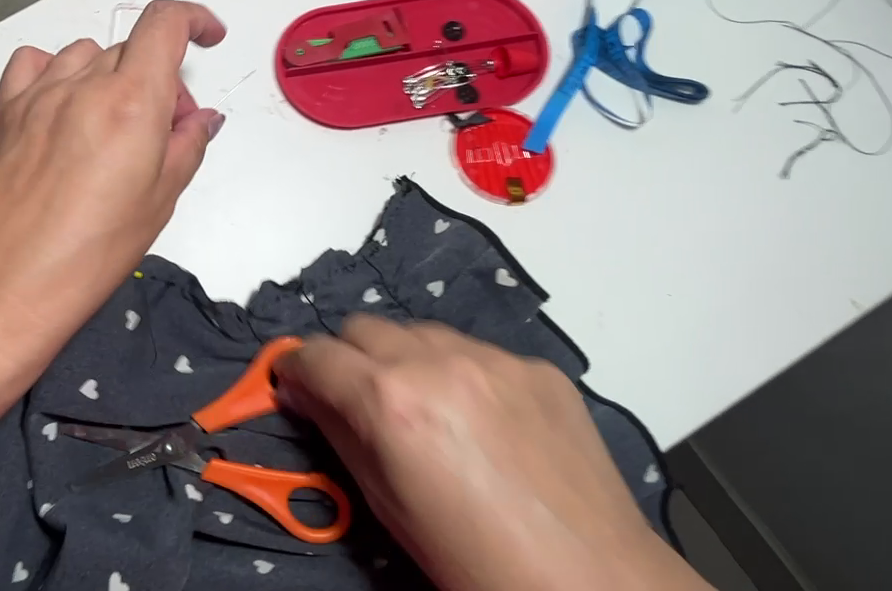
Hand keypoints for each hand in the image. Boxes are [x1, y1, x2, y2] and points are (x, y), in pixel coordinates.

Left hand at [0, 0, 226, 357]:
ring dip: (109, 76)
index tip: (206, 35)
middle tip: (161, 130)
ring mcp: (39, 93)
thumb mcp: (160, 200)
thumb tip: (202, 118)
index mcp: (131, 103)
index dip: (194, 19)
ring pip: (86, 53)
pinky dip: (57, 71)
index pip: (165, 24)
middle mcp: (83, 85)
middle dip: (157, 78)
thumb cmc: (88, 254)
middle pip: (131, 48)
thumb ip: (187, 144)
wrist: (10, 280)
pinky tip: (63, 105)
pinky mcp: (5, 107)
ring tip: (110, 125)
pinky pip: (34, 62)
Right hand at [275, 316, 707, 590]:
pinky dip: (461, 373)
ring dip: (404, 358)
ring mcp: (493, 358)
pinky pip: (476, 351)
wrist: (595, 586)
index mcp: (391, 400)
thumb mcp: (387, 504)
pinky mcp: (537, 367)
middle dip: (348, 358)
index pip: (315, 354)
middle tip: (361, 400)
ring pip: (418, 331)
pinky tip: (484, 420)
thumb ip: (338, 433)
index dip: (297, 370)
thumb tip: (303, 393)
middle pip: (362, 327)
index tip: (297, 387)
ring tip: (427, 408)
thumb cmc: (473, 561)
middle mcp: (436, 361)